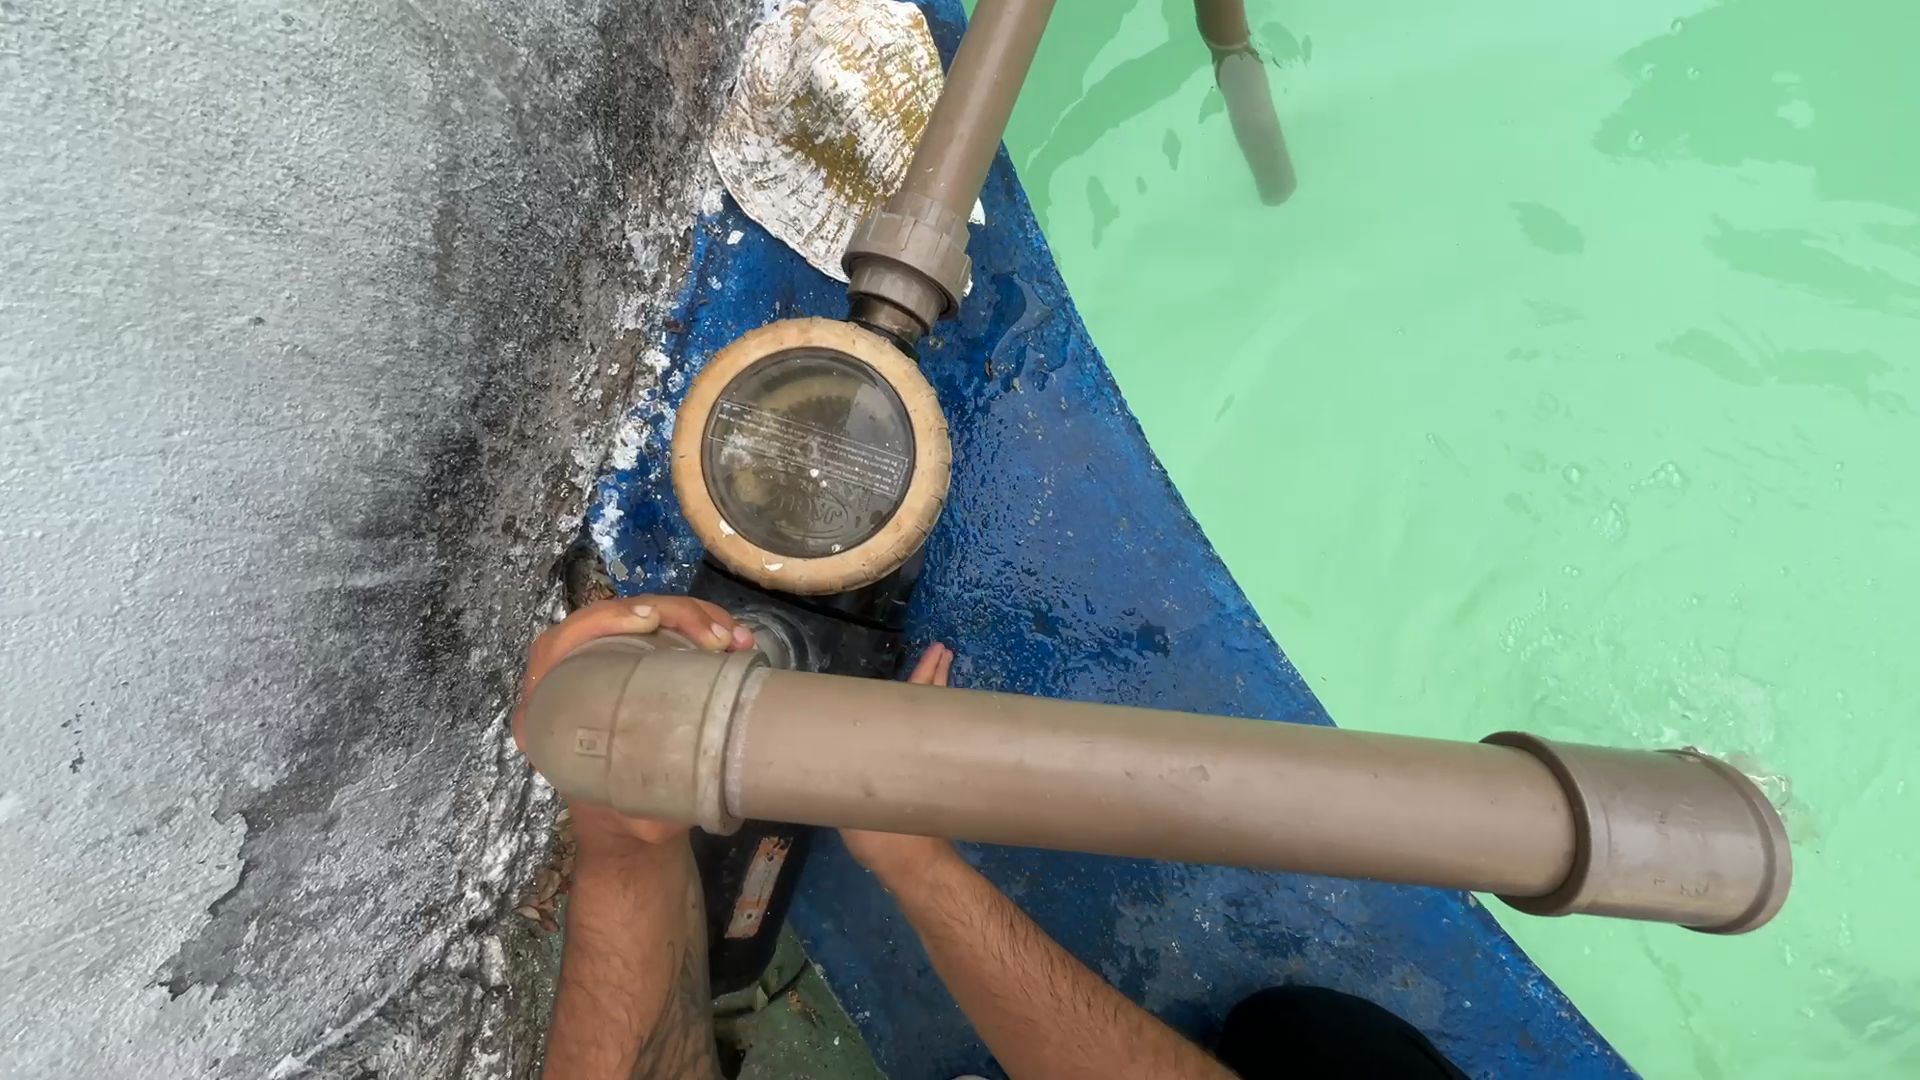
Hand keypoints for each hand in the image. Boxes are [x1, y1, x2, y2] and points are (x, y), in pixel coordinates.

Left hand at [513, 594, 754, 850]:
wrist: (635, 832)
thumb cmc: (628, 822)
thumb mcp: (639, 815)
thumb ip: (656, 794)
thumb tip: (695, 760)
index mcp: (551, 713)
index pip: (559, 645)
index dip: (600, 621)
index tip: (650, 621)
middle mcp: (577, 680)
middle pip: (615, 619)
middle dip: (673, 614)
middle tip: (718, 636)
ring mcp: (613, 666)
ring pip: (649, 616)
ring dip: (697, 616)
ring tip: (736, 637)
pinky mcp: (642, 663)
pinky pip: (669, 629)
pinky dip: (704, 626)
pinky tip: (735, 638)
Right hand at [841, 643, 958, 875]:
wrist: (909, 864)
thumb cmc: (884, 829)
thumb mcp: (857, 795)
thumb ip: (847, 766)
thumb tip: (830, 741)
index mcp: (906, 742)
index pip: (918, 696)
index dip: (927, 672)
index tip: (938, 650)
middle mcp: (921, 746)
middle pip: (931, 701)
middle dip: (937, 674)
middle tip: (944, 649)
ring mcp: (927, 762)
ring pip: (933, 717)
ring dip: (937, 693)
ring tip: (944, 668)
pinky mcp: (926, 779)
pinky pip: (927, 739)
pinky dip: (927, 721)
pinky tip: (922, 719)